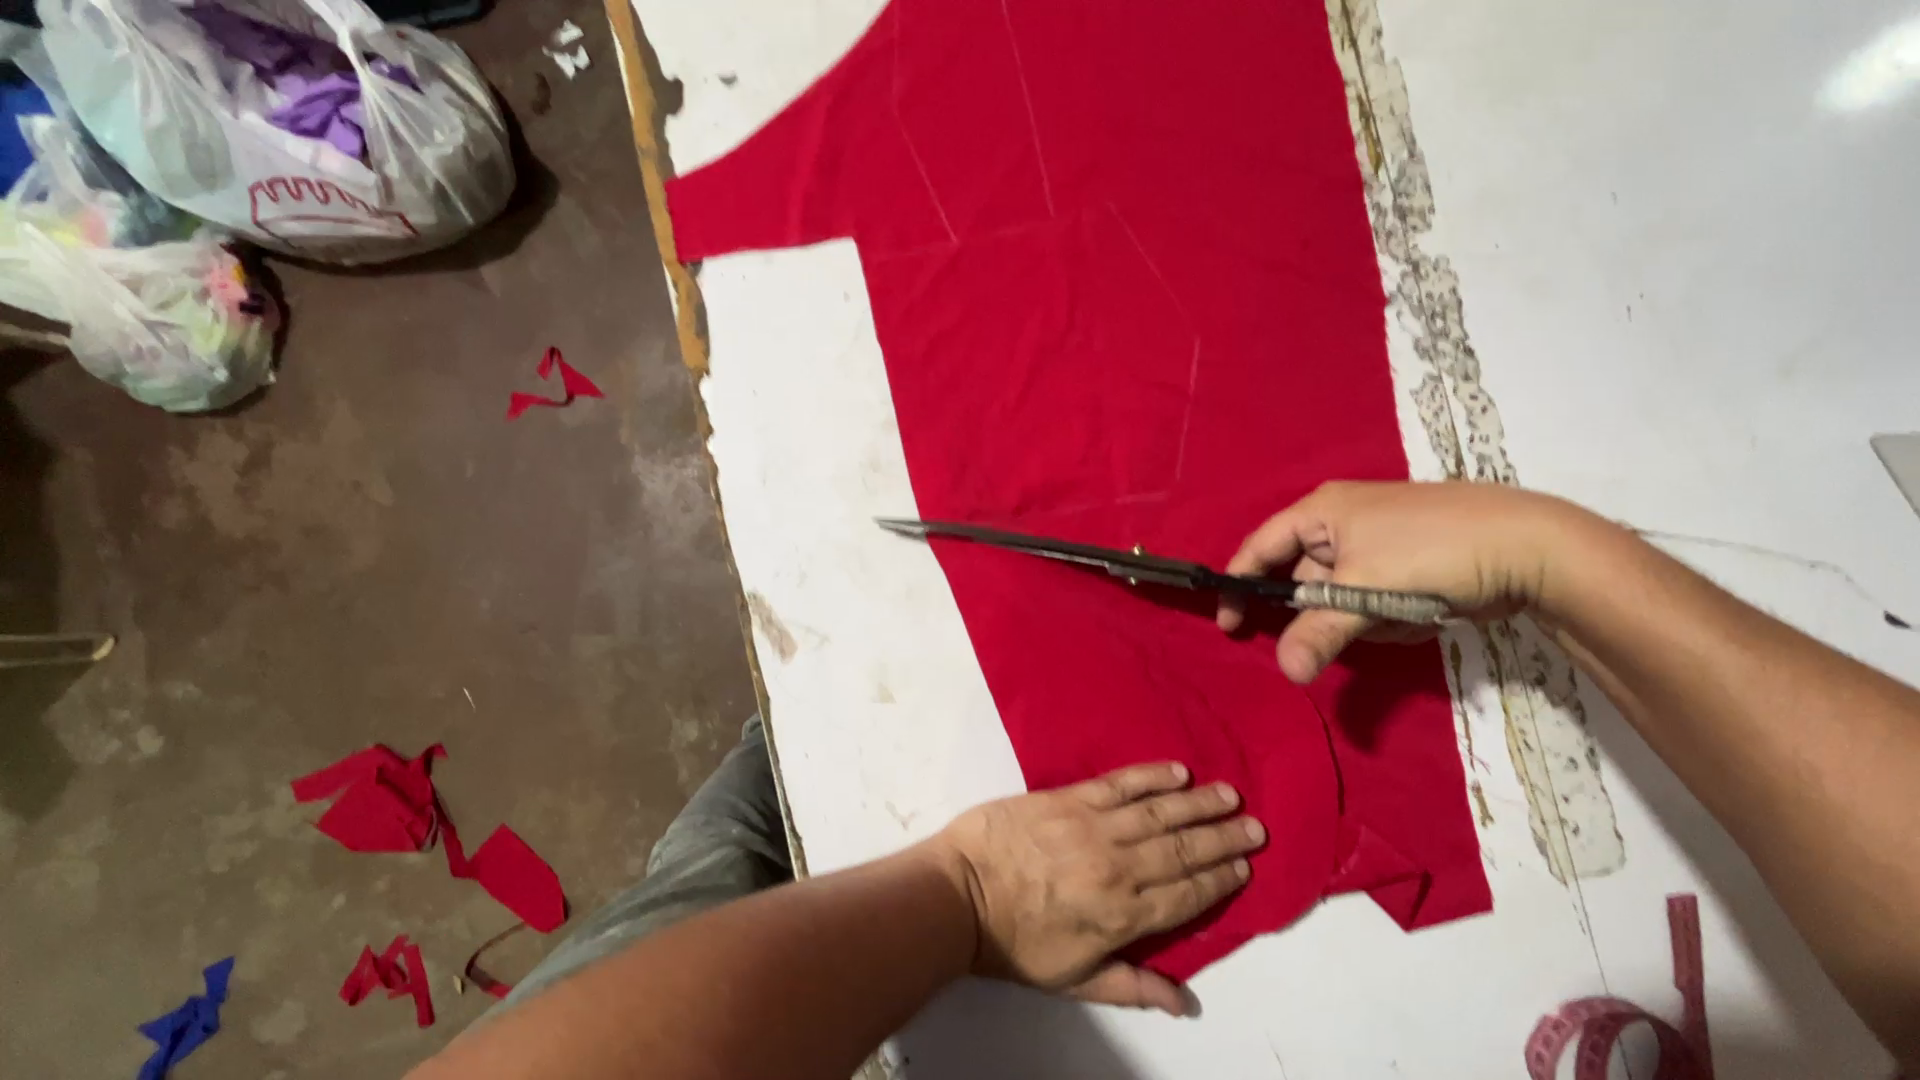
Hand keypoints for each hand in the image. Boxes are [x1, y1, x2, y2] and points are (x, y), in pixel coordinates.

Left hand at [927, 762, 1263, 1015]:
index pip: (1186, 895)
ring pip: (1158, 813)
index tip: (1244, 867)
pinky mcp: (1067, 799)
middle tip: (1255, 826)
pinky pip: (1119, 784)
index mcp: (1122, 915)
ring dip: (1198, 804)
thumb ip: (1133, 987)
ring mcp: (1092, 828)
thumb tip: (1187, 1004)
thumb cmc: (1014, 944)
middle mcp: (1117, 867)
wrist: (959, 896)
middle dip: (1222, 839)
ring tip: (1229, 795)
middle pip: (1182, 850)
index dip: (1219, 880)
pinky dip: (1150, 776)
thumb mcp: (1075, 980)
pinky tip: (1176, 772)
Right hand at [1218, 480, 1585, 682]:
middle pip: (1302, 580)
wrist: (1533, 547)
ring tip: (1401, 613)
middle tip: (1345, 629)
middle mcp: (1340, 523)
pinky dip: (1388, 616)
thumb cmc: (1432, 550)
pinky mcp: (1404, 568)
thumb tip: (1285, 672)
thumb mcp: (1367, 590)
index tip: (1231, 627)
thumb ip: (1319, 632)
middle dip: (1322, 612)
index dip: (1239, 585)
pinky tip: (1422, 613)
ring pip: (1340, 598)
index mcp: (1321, 511)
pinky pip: (1372, 602)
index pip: (1260, 548)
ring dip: (1362, 618)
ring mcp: (1374, 546)